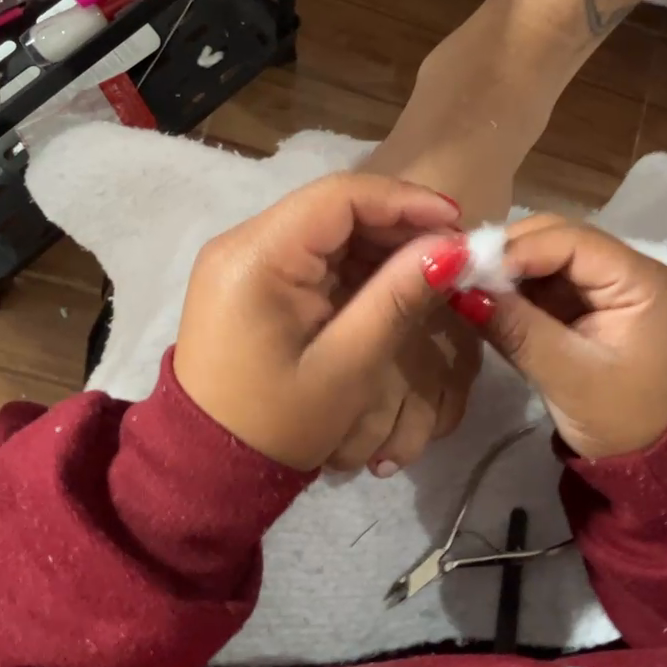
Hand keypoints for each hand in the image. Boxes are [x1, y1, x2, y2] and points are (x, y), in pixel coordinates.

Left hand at [173, 173, 461, 471]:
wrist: (209, 469)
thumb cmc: (278, 424)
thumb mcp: (347, 364)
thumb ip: (399, 298)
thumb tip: (455, 248)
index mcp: (255, 256)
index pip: (339, 197)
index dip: (404, 200)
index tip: (457, 221)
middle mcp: (243, 242)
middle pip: (335, 208)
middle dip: (398, 224)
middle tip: (453, 252)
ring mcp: (246, 259)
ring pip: (330, 228)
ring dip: (383, 244)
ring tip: (432, 269)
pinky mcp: (254, 279)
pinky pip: (317, 254)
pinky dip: (359, 264)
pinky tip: (395, 283)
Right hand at [468, 214, 666, 458]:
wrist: (648, 461)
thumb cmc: (621, 420)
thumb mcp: (567, 376)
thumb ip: (517, 329)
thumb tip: (460, 291)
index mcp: (639, 280)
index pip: (573, 240)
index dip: (521, 248)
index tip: (471, 267)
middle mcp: (625, 270)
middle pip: (559, 238)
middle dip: (510, 254)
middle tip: (461, 273)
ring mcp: (604, 286)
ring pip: (546, 256)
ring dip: (508, 270)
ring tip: (466, 286)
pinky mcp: (586, 304)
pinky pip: (544, 282)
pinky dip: (515, 289)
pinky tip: (485, 301)